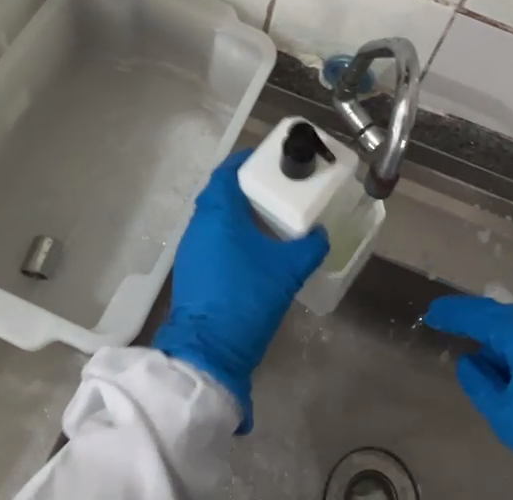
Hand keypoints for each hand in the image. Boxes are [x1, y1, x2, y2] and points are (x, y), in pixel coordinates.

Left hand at [153, 149, 329, 433]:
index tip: (271, 161)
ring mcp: (191, 248)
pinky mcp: (190, 270)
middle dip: (247, 187)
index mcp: (219, 213)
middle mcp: (200, 224)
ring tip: (268, 217)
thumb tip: (322, 233)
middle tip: (277, 189)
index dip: (247, 161)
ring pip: (215, 217)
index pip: (228, 171)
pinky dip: (230, 234)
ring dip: (238, 212)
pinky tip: (252, 249)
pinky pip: (211, 238)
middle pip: (221, 192)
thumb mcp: (288, 271)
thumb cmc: (247, 298)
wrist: (208, 351)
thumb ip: (309, 247)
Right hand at [424, 295, 512, 498]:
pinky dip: (511, 346)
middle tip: (446, 319)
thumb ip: (480, 384)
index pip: (477, 316)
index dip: (451, 314)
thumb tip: (469, 361)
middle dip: (470, 316)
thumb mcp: (505, 413)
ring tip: (473, 344)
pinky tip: (504, 362)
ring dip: (492, 334)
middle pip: (497, 314)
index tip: (431, 313)